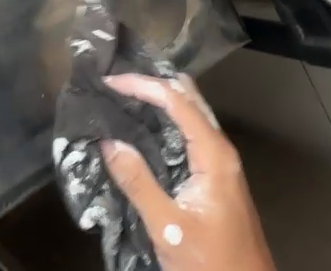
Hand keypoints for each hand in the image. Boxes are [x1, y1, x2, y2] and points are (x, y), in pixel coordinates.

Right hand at [101, 73, 274, 270]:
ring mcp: (221, 165)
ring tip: (126, 93)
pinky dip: (168, 120)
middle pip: (189, 99)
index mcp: (214, 155)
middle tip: (118, 79)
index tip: (110, 82)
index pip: (177, 101)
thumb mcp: (168, 228)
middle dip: (154, 83)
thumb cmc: (211, 264)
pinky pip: (190, 134)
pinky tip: (146, 126)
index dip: (143, 85)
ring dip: (161, 99)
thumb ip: (138, 183)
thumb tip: (109, 141)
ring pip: (191, 115)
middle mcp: (221, 151)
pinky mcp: (216, 179)